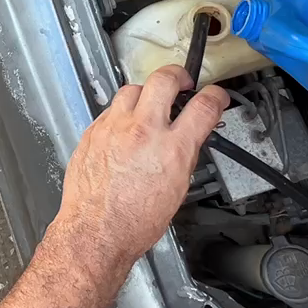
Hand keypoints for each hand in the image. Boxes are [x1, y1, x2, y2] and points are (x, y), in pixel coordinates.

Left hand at [53, 66, 228, 273]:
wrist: (96, 231)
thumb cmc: (134, 221)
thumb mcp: (178, 188)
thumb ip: (185, 153)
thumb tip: (190, 135)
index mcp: (172, 148)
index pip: (203, 106)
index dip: (215, 96)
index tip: (215, 95)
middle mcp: (141, 131)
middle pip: (163, 80)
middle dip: (177, 76)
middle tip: (182, 82)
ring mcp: (113, 128)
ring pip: (131, 89)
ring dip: (145, 93)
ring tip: (150, 103)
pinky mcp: (93, 132)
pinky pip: (110, 110)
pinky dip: (122, 113)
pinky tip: (125, 126)